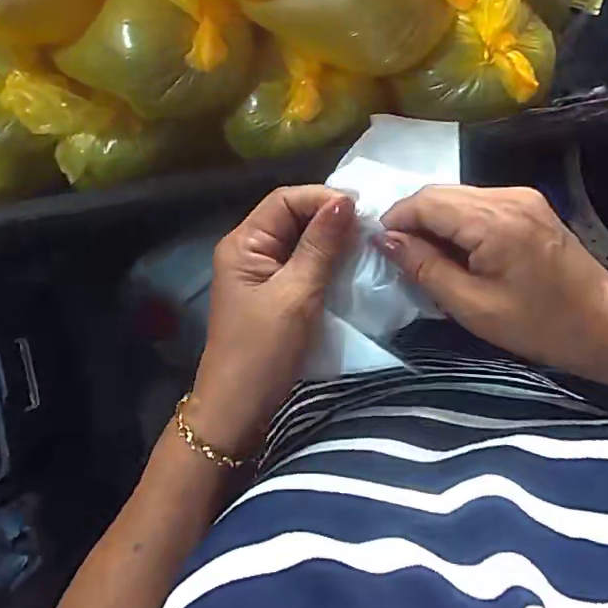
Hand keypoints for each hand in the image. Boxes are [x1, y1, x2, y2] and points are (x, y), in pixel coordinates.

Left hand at [189, 186, 356, 457]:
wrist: (238, 409)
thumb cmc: (263, 351)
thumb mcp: (296, 295)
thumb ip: (320, 246)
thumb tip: (345, 201)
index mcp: (243, 243)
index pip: (284, 200)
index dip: (322, 198)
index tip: (362, 209)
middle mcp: (247, 250)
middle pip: (290, 216)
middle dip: (328, 216)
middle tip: (370, 226)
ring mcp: (258, 272)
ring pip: (297, 240)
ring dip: (329, 239)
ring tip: (365, 243)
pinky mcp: (270, 293)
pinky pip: (299, 264)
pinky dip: (323, 261)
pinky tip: (348, 266)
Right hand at [377, 185, 607, 388]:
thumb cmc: (542, 327)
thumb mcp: (472, 306)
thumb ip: (424, 267)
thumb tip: (385, 239)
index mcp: (494, 220)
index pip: (424, 201)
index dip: (395, 220)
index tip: (380, 249)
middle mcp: (507, 196)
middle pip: (439, 193)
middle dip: (412, 220)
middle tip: (400, 256)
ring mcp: (522, 196)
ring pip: (456, 196)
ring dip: (433, 221)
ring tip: (426, 257)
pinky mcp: (529, 204)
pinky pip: (476, 203)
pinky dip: (456, 221)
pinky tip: (456, 250)